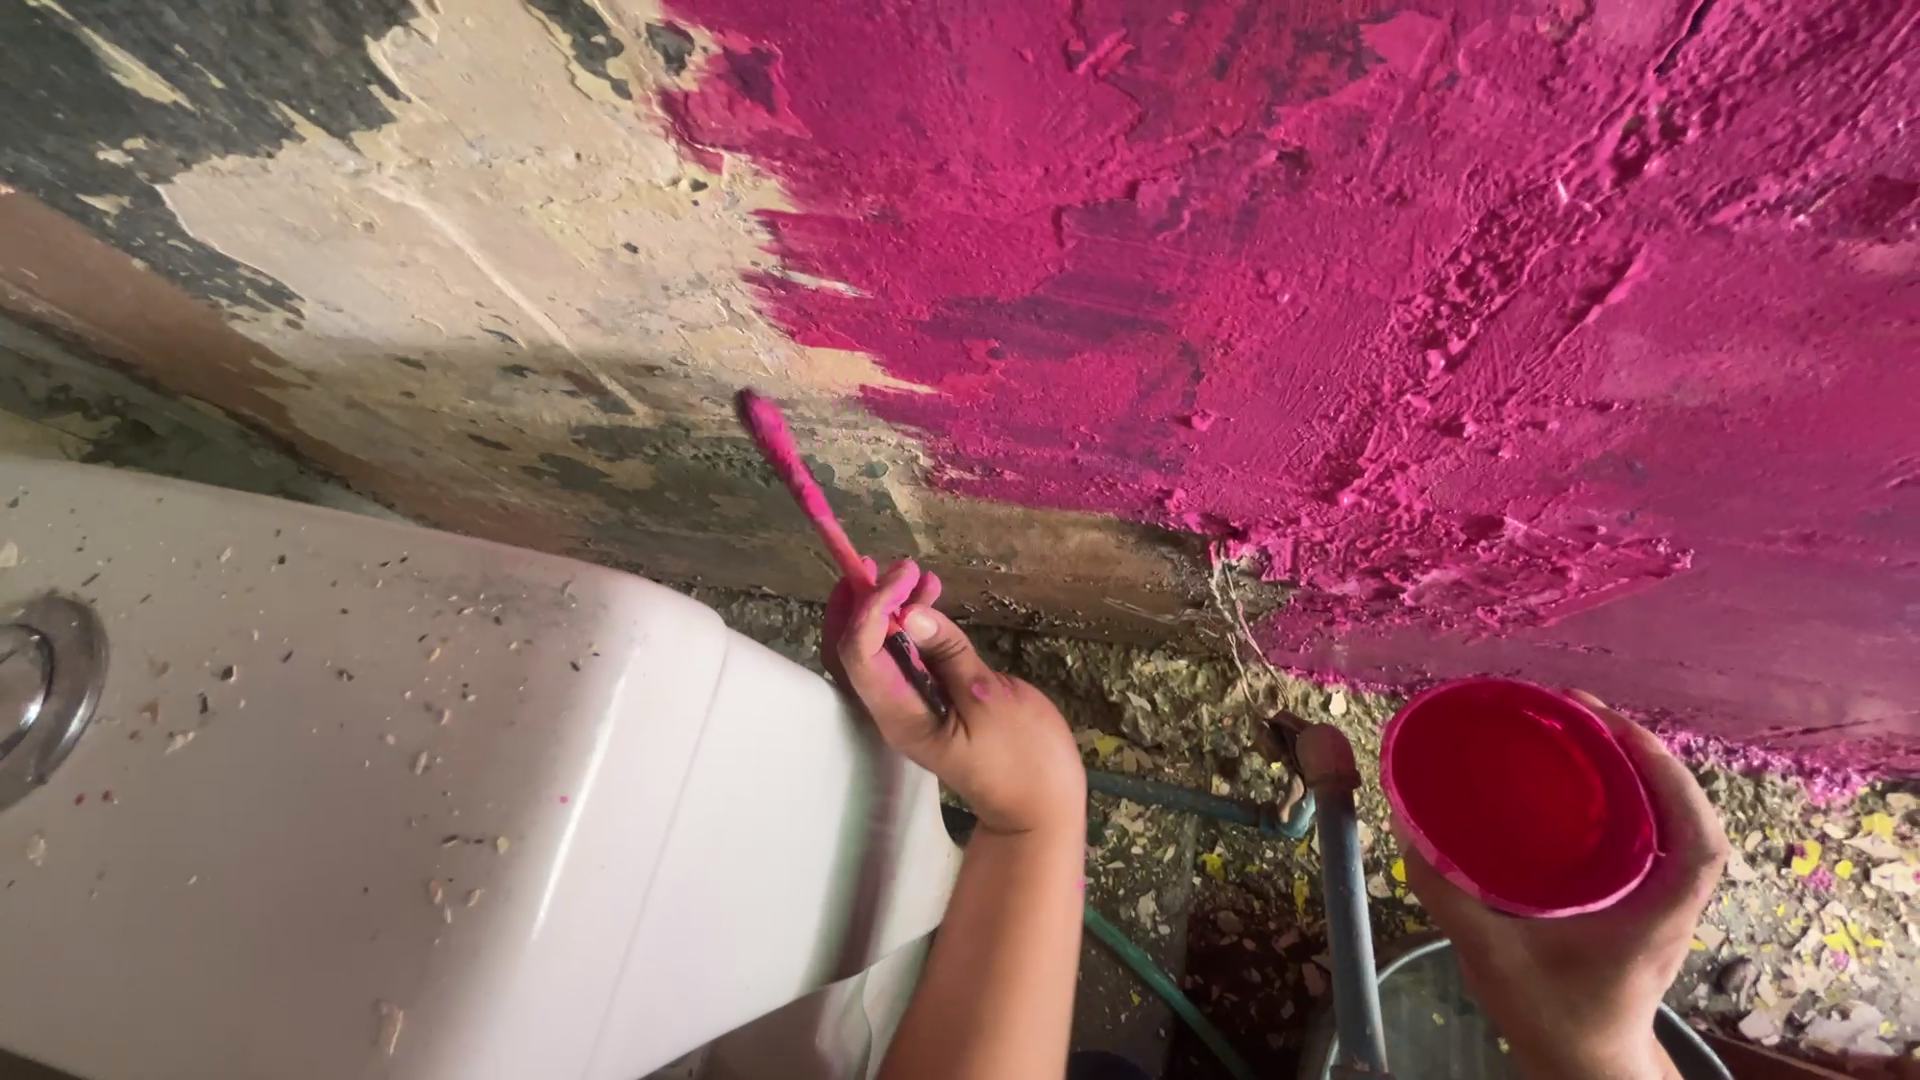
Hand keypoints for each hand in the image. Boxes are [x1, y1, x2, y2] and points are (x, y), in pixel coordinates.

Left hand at [826, 560, 1085, 837]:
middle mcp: (892, 709)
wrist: (1039, 807)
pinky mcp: (929, 700)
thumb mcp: (991, 700)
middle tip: (881, 564)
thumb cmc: (1024, 758)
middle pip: (855, 649)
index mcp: (900, 715)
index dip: (874, 606)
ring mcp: (908, 705)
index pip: (861, 652)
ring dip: (888, 608)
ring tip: (914, 574)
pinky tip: (930, 600)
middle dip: (862, 602)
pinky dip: (912, 626)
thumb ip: (950, 654)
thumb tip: (912, 614)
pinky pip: (905, 657)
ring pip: (878, 650)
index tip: (906, 575)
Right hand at [1394, 691, 1728, 1079]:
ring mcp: (1653, 897)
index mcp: (1652, 915)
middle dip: (1639, 751)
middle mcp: (1666, 899)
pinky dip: (1619, 790)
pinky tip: (1574, 773)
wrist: (1584, 1061)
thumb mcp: (1487, 954)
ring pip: (1667, 819)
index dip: (1667, 776)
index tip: (1611, 726)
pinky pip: (1641, 831)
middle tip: (1574, 708)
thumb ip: (1443, 892)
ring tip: (1575, 725)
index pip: (1695, 840)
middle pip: (1684, 814)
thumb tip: (1405, 823)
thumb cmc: (1548, 1013)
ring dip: (1633, 766)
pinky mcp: (1631, 895)